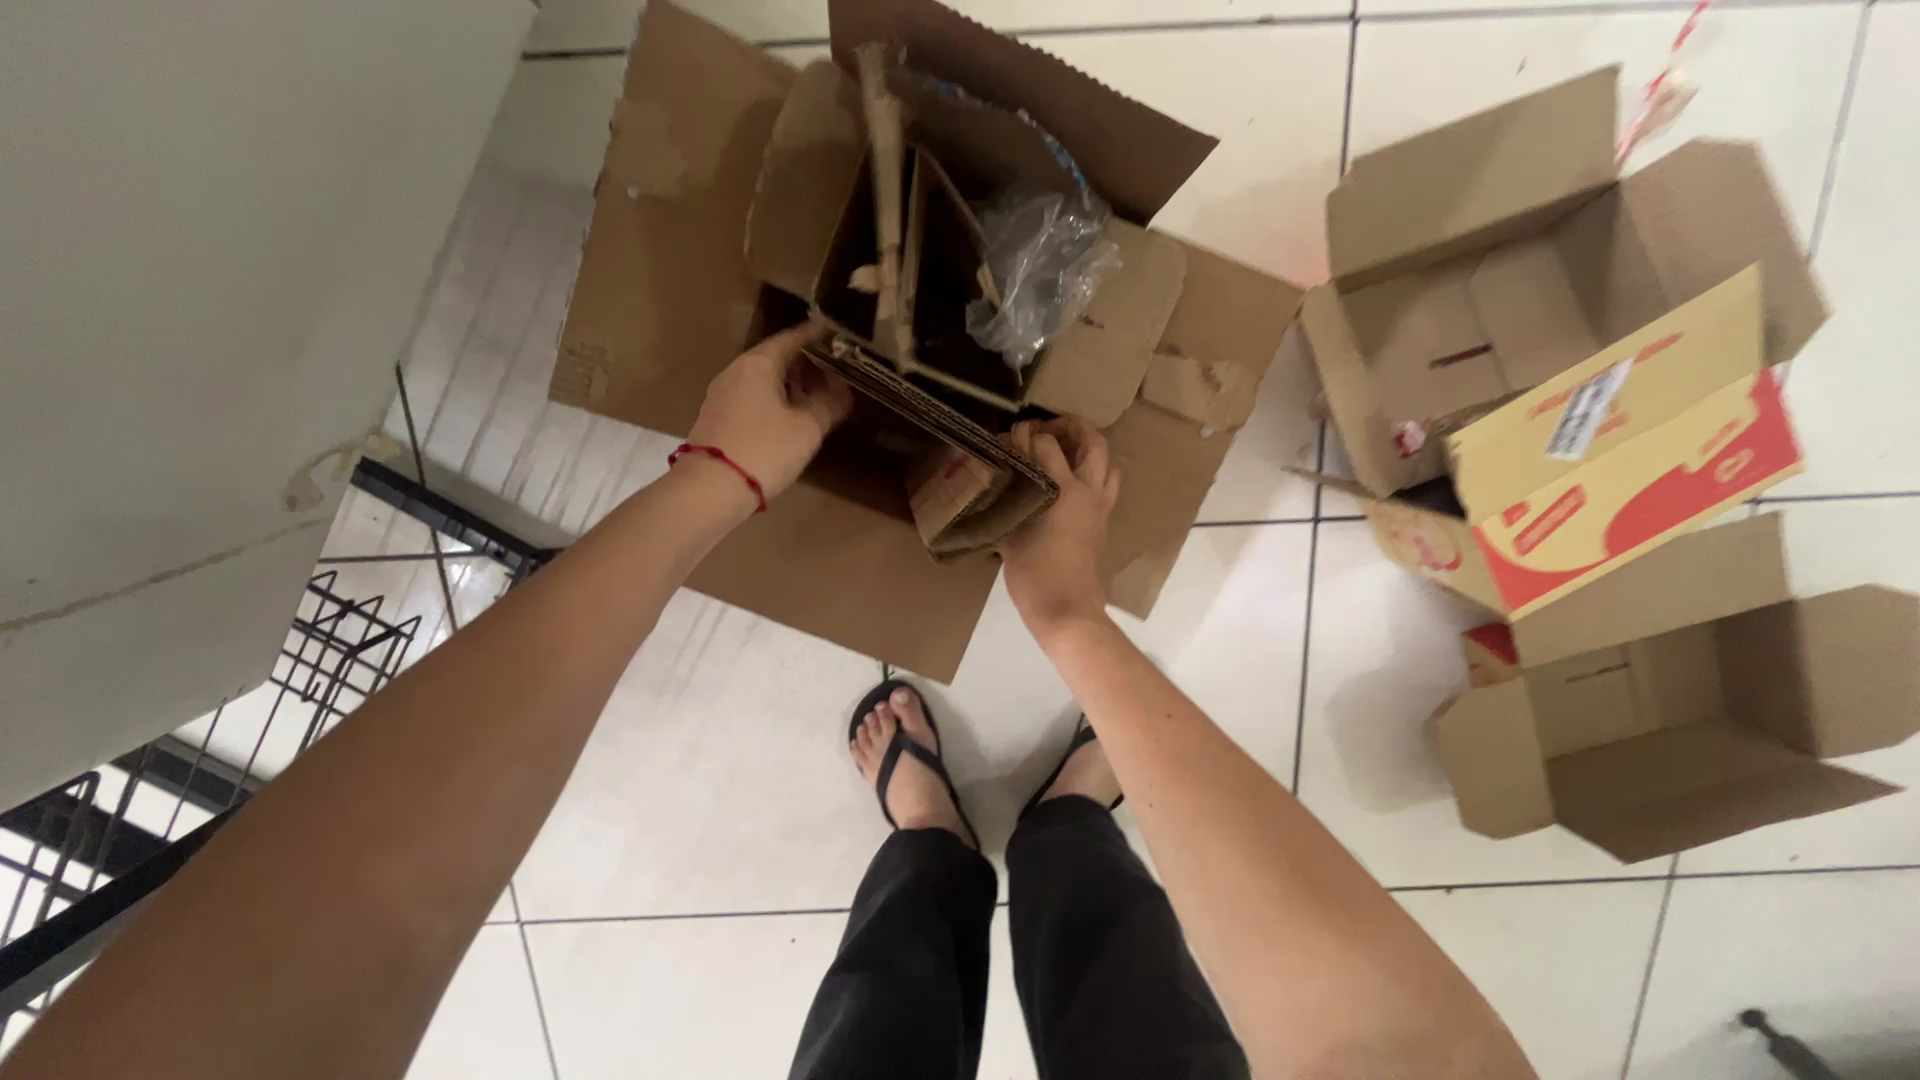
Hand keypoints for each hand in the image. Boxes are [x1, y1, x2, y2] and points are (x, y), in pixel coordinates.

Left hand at [682, 322, 854, 503]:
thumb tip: (844, 391)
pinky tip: (792, 417)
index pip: (793, 338)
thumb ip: (829, 404)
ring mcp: (723, 394)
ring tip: (820, 397)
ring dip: (793, 384)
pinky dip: (776, 399)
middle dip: (808, 364)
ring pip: (765, 379)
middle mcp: (737, 371)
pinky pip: (753, 398)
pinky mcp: (718, 418)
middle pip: (777, 357)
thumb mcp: (807, 428)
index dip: (818, 337)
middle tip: (838, 373)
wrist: (710, 489)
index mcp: (758, 363)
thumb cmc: (764, 450)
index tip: (841, 338)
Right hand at [999, 416, 1121, 641]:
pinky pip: (1106, 485)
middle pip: (1094, 443)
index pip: (1048, 445)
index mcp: (1065, 490)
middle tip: (1050, 427)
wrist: (1067, 611)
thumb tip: (999, 486)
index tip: (1013, 434)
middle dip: (1074, 426)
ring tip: (1065, 450)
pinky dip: (1093, 473)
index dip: (1029, 433)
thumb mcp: (1010, 536)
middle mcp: (1089, 492)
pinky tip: (1069, 482)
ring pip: (1108, 463)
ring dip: (1089, 449)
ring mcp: (1101, 508)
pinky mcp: (1104, 523)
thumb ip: (1007, 504)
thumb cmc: (1035, 575)